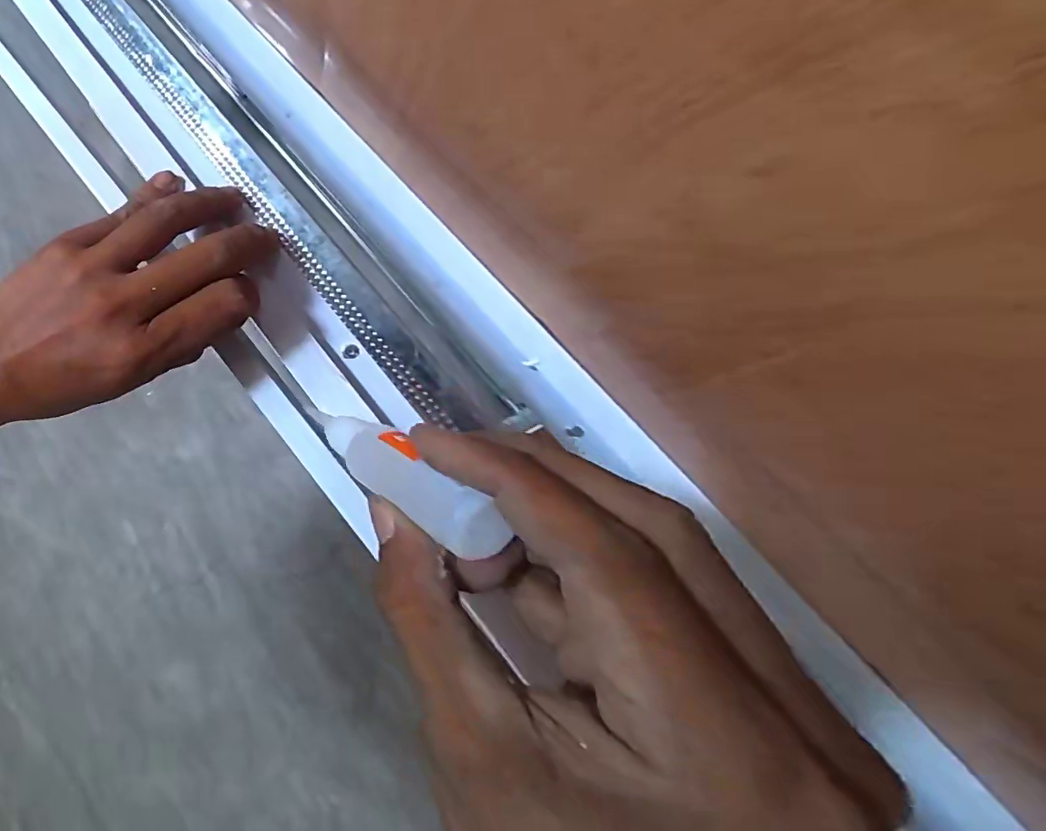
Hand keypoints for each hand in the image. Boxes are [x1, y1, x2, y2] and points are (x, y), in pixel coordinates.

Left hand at [0, 173, 277, 496]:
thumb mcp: (122, 386)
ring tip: (233, 199)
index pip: (217, 308)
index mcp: (137, 353)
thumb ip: (173, 348)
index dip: (245, 294)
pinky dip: (154, 196)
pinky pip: (122, 212)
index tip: (249, 289)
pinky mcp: (67, 242)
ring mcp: (91, 266)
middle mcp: (120, 305)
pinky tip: (175, 185)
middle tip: (266, 237)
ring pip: (165, 218)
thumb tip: (217, 311)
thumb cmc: (58, 386)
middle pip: (203, 257)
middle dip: (247, 243)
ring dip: (209, 202)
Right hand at [373, 428, 907, 830]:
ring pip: (663, 552)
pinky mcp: (769, 706)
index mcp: (723, 741)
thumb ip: (424, 616)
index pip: (611, 556)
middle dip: (531, 478)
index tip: (426, 440)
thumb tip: (391, 511)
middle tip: (443, 460)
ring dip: (548, 515)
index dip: (506, 477)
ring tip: (462, 521)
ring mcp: (798, 711)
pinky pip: (659, 593)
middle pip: (654, 533)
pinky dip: (568, 560)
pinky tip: (505, 567)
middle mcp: (797, 716)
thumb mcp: (471, 749)